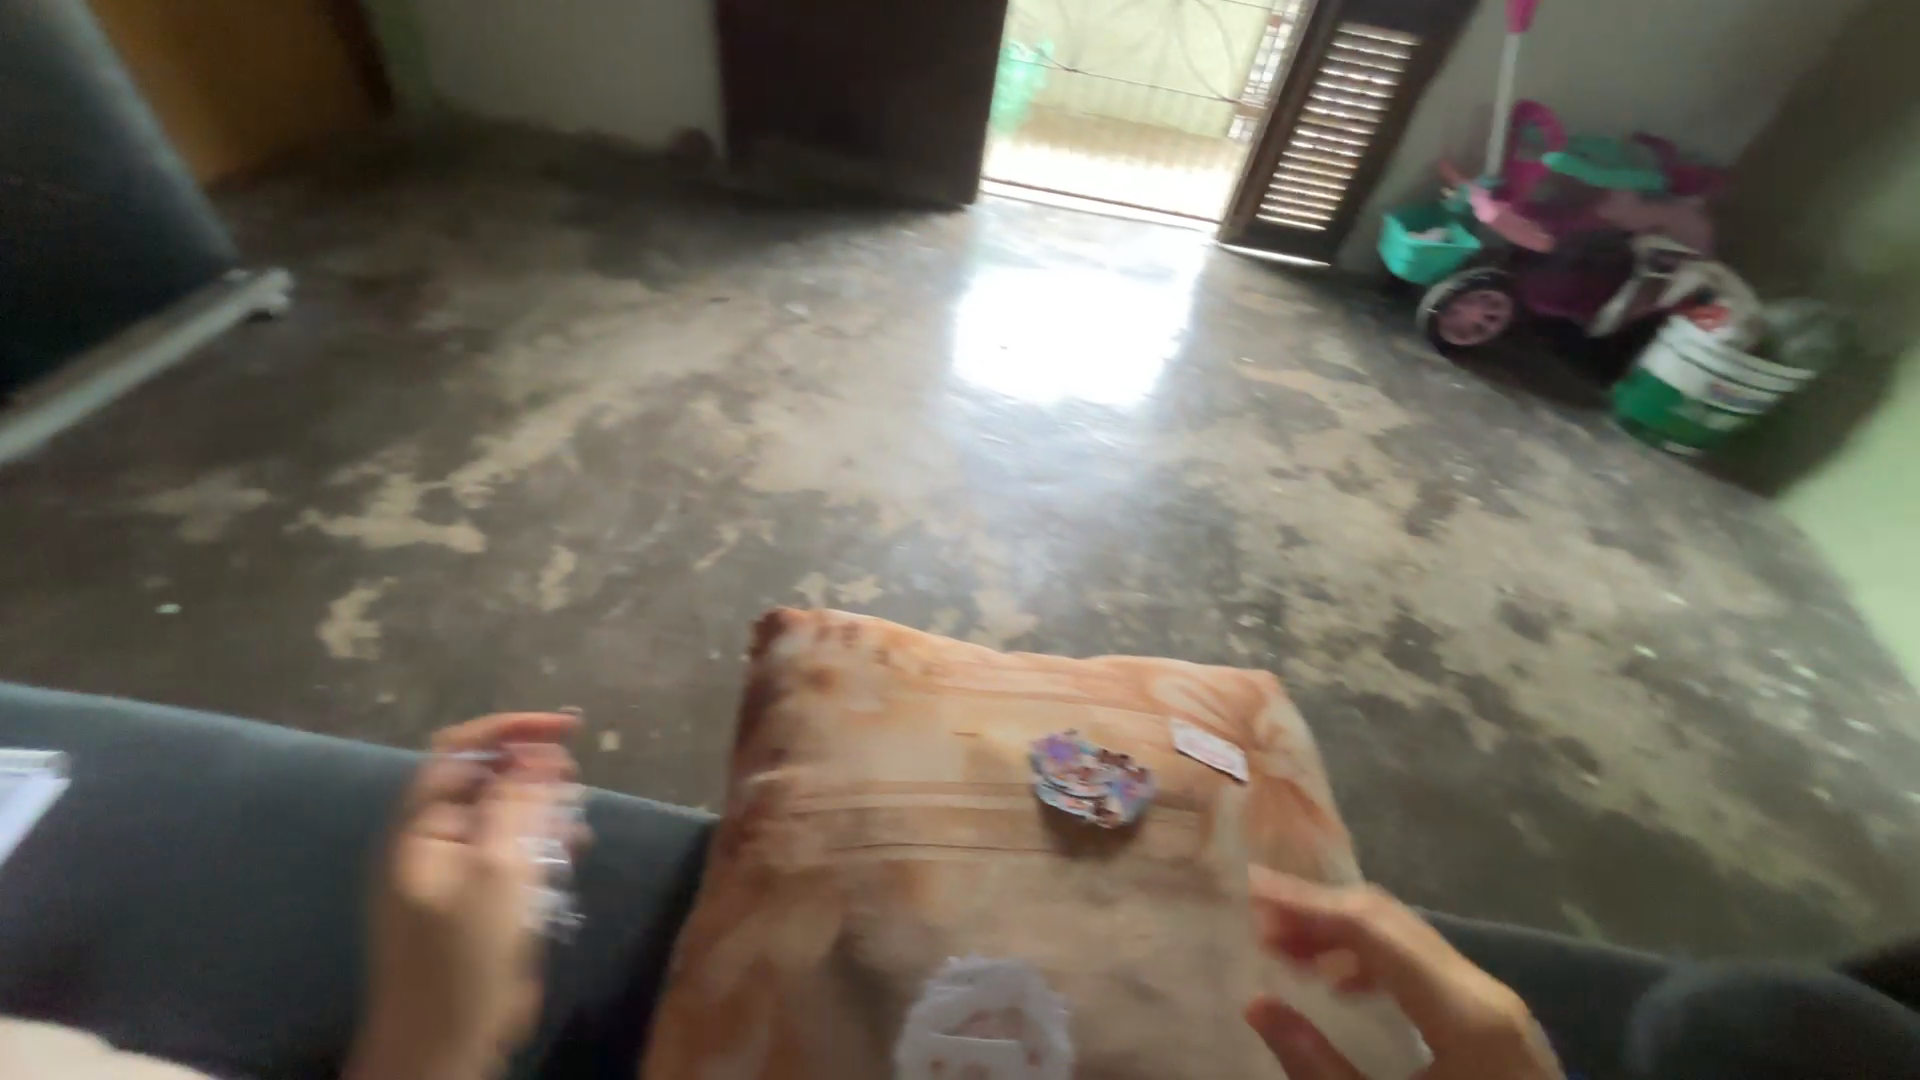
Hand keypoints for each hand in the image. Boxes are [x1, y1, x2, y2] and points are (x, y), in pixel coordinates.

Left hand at [347, 713, 583, 1079]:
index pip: (463, 747)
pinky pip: (510, 846)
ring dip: (544, 805)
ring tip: (577, 822)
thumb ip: (519, 802)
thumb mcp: (500, 870)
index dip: (515, 728)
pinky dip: (541, 838)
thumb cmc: (465, 956)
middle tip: (576, 782)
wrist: (440, 1046)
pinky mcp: (474, 894)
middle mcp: (433, 838)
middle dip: (534, 768)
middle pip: (485, 775)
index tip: (571, 730)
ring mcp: (451, 867)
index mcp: (423, 826)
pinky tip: (571, 849)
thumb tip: (539, 750)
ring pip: (503, 810)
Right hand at [1243, 868, 1562, 1079]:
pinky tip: (1333, 981)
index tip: (1247, 892)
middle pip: (1384, 918)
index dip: (1303, 903)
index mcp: (1465, 1013)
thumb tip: (1255, 1003)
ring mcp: (1491, 1001)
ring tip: (1281, 947)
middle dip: (1312, 909)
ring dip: (1336, 930)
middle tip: (1252, 916)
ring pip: (1400, 934)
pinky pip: (1418, 962)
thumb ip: (1318, 1067)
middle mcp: (1482, 990)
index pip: (1369, 927)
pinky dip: (1367, 956)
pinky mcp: (1490, 1019)